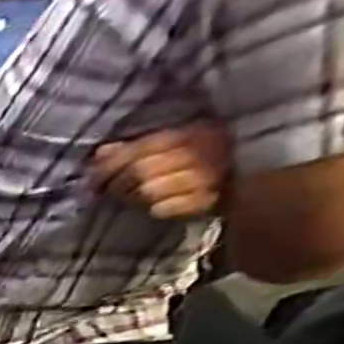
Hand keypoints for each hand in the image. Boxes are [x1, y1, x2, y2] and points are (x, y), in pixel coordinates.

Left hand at [92, 120, 231, 218]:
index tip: (91, 182)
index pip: (138, 150)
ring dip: (134, 199)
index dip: (107, 168)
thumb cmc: (201, 161)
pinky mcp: (210, 200)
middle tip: (110, 193)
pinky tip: (156, 209)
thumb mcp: (172, 146)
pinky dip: (155, 210)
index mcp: (191, 132)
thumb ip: (135, 148)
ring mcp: (208, 175)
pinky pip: (164, 209)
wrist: (252, 180)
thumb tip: (100, 153)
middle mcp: (201, 150)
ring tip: (135, 200)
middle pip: (138, 172)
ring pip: (147, 191)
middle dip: (117, 185)